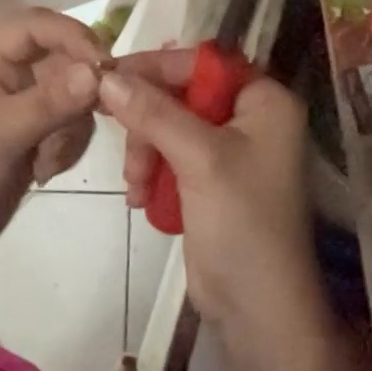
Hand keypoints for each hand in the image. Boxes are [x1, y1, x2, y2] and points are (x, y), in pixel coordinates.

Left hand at [0, 9, 107, 269]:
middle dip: (81, 87)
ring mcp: (24, 104)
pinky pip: (72, 124)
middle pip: (64, 57)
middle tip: (102, 112)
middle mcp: (8, 72)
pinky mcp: (36, 133)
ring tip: (48, 158)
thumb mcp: (0, 134)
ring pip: (74, 93)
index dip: (74, 36)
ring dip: (72, 126)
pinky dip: (67, 146)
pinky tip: (43, 171)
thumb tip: (98, 73)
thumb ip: (51, 101)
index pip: (38, 25)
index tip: (105, 66)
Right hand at [101, 51, 337, 370]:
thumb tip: (107, 75)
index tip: (110, 74)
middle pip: (182, 94)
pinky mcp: (210, 180)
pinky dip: (152, 172)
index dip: (157, 67)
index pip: (203, 63)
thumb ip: (154, 112)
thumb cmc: (242, 221)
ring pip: (169, 127)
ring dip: (145, 153)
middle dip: (148, 123)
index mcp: (264, 99)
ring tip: (136, 186)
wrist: (257, 307)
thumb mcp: (199, 158)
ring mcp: (230, 150)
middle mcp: (250, 117)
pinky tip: (141, 199)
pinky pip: (170, 157)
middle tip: (127, 149)